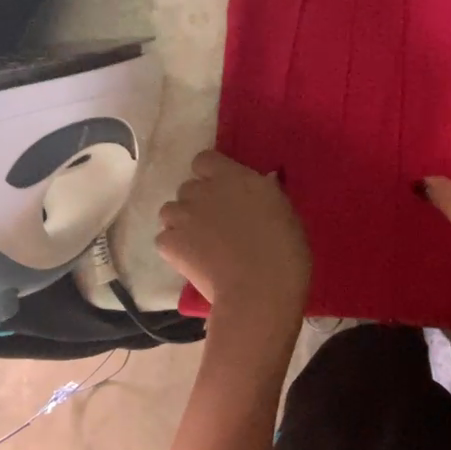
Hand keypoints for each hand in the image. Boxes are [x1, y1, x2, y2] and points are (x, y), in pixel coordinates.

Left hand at [157, 151, 310, 334]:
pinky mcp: (170, 243)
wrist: (259, 290)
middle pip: (188, 188)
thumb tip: (261, 185)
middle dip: (197, 202)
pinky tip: (192, 261)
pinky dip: (174, 248)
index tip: (223, 190)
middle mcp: (204, 190)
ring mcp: (183, 216)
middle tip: (216, 223)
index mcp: (235, 177)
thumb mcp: (286, 212)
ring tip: (200, 244)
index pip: (205, 159)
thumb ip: (266, 194)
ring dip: (182, 223)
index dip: (209, 174)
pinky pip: (164, 239)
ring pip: (170, 211)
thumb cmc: (285, 250)